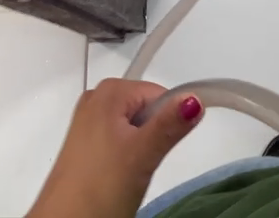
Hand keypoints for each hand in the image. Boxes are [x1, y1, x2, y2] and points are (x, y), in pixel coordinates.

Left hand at [28, 79, 203, 217]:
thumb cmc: (102, 188)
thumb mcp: (142, 155)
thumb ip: (170, 124)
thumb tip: (195, 98)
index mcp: (110, 90)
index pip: (160, 95)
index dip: (168, 122)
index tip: (162, 149)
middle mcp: (97, 97)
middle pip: (146, 109)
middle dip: (152, 136)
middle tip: (142, 164)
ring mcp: (88, 120)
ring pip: (133, 127)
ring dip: (139, 148)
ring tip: (128, 173)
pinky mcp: (83, 143)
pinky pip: (118, 139)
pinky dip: (124, 155)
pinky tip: (117, 176)